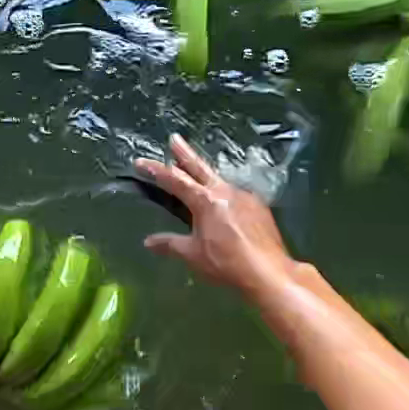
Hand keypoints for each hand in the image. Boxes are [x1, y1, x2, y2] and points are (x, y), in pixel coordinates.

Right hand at [136, 134, 295, 293]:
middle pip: (200, 168)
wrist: (268, 271)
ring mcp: (245, 196)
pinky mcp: (259, 206)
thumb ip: (170, 244)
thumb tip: (148, 242)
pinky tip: (224, 203)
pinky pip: (236, 195)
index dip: (156, 170)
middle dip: (185, 153)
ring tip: (196, 172)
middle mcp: (225, 191)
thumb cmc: (226, 263)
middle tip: (174, 138)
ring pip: (220, 181)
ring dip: (206, 175)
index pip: (175, 181)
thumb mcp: (193, 255)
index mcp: (205, 201)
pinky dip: (224, 194)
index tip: (141, 161)